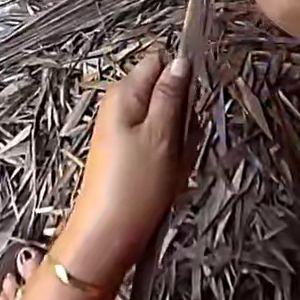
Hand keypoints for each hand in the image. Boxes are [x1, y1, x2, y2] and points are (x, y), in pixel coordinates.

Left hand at [60, 52, 189, 282]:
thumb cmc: (134, 186)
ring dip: (179, 137)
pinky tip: (168, 174)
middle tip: (184, 140)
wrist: (106, 238)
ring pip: (165, 117)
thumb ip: (171, 94)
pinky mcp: (127, 151)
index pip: (159, 60)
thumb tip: (181, 61)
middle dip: (182, 112)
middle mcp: (120, 104)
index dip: (181, 75)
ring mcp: (122, 128)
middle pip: (164, 89)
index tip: (192, 102)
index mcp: (125, 92)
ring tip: (176, 162)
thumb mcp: (161, 134)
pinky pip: (158, 140)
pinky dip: (169, 154)